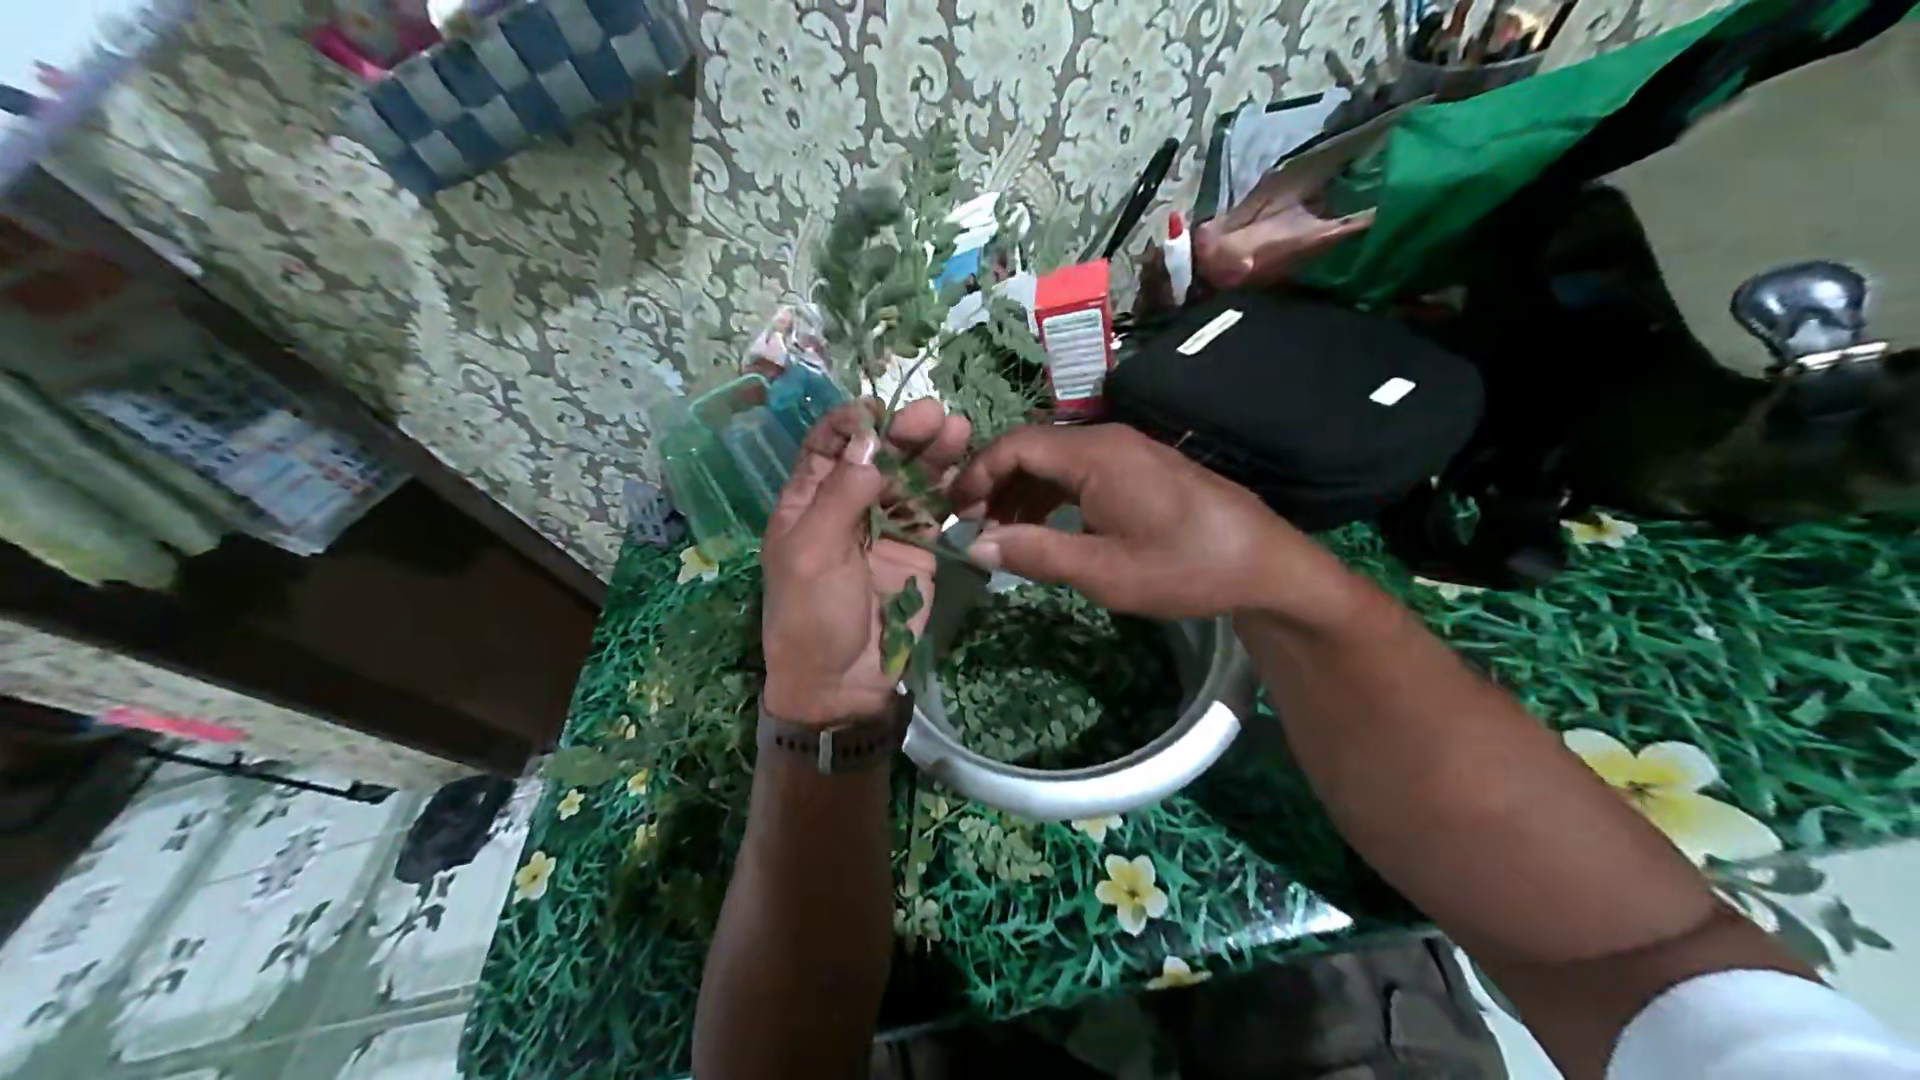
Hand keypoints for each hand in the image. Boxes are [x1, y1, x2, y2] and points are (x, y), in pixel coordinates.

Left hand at [761, 399, 971, 724]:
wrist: (843, 683)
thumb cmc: (811, 615)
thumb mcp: (812, 552)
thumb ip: (842, 495)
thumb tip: (870, 441)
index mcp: (808, 502)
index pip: (828, 446)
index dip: (851, 424)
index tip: (879, 408)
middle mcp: (848, 506)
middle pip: (877, 457)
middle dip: (902, 434)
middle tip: (932, 414)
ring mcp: (886, 527)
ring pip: (910, 479)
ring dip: (932, 455)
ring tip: (957, 429)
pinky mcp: (918, 549)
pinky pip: (934, 512)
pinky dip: (949, 491)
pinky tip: (966, 470)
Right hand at [948, 424, 1363, 623]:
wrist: (1263, 564)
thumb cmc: (1183, 567)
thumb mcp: (1104, 571)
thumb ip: (1036, 554)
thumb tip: (975, 546)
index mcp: (1096, 454)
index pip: (1016, 445)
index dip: (978, 474)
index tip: (956, 511)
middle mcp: (1108, 440)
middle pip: (1032, 449)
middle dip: (995, 484)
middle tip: (973, 527)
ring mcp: (1127, 452)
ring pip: (1055, 461)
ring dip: (1022, 492)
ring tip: (1002, 534)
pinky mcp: (1139, 469)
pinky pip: (1080, 472)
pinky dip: (1052, 496)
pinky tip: (1044, 528)